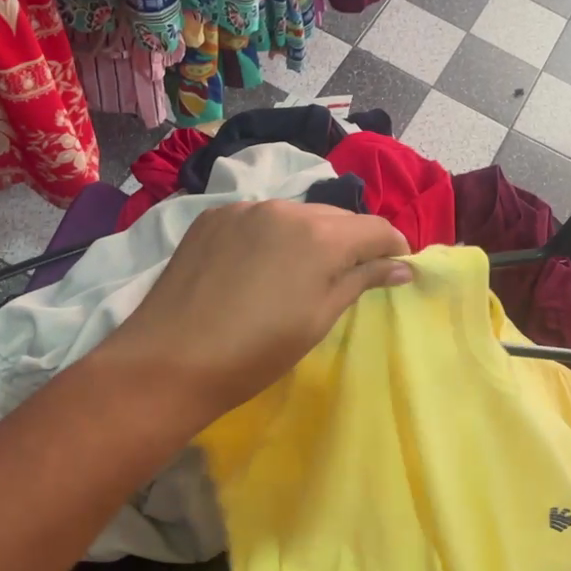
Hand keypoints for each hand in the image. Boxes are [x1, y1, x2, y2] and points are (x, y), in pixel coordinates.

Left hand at [96, 200, 411, 425]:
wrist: (169, 361)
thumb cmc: (257, 352)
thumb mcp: (319, 319)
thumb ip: (362, 281)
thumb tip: (401, 266)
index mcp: (321, 235)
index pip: (375, 227)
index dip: (394, 246)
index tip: (397, 268)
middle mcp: (285, 208)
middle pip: (336, 217)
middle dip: (352, 241)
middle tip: (351, 275)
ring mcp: (244, 208)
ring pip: (296, 215)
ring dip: (310, 236)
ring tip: (300, 273)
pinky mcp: (212, 217)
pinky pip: (258, 218)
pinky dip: (271, 236)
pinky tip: (259, 268)